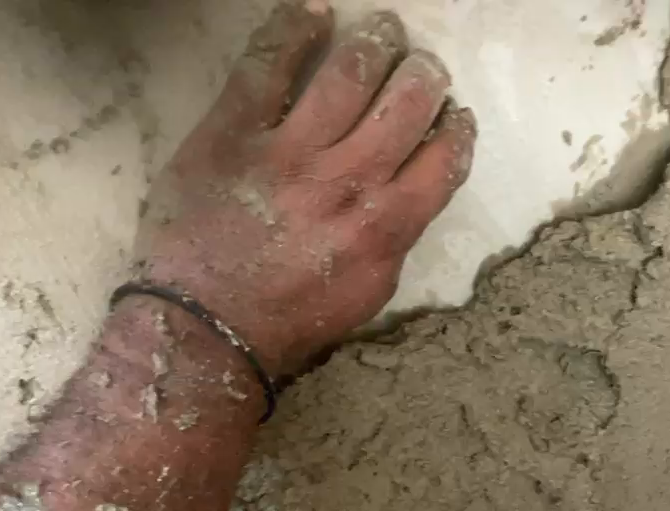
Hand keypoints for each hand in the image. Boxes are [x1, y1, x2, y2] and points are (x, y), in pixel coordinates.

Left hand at [133, 2, 475, 379]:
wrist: (211, 322)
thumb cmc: (296, 318)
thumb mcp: (369, 292)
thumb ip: (392, 238)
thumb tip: (403, 195)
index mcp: (386, 227)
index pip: (441, 162)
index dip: (456, 132)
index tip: (457, 116)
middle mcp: (349, 180)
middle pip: (403, 107)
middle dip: (425, 77)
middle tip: (426, 65)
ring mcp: (291, 150)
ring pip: (348, 74)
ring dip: (376, 41)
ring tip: (386, 27)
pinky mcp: (235, 129)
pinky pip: (268, 63)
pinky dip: (295, 28)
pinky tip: (316, 10)